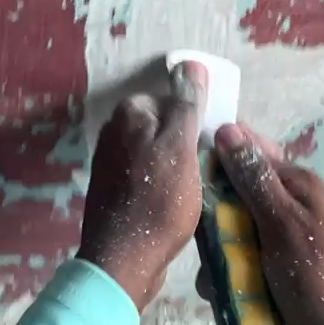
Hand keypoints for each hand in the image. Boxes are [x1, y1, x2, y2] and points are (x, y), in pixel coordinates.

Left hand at [76, 61, 208, 310]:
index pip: (172, 101)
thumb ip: (187, 105)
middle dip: (187, 144)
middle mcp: (114, 131)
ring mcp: (112, 162)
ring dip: (179, 168)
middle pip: (164, 126)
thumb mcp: (181, 147)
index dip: (195, 122)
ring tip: (197, 190)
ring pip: (158, 153)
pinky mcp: (115, 190)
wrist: (124, 261)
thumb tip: (192, 63)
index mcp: (129, 113)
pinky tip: (178, 205)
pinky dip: (165, 186)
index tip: (212, 146)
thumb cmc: (158, 200)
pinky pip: (148, 177)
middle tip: (208, 170)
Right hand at [209, 123, 323, 324]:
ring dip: (220, 252)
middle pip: (237, 193)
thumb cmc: (318, 280)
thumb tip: (228, 129)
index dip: (219, 160)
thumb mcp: (282, 225)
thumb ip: (254, 178)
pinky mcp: (278, 269)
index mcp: (298, 185)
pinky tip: (220, 290)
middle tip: (205, 240)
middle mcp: (292, 205)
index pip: (250, 152)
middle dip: (216, 218)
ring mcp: (285, 239)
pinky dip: (231, 273)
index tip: (193, 178)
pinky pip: (243, 260)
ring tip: (213, 277)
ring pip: (235, 230)